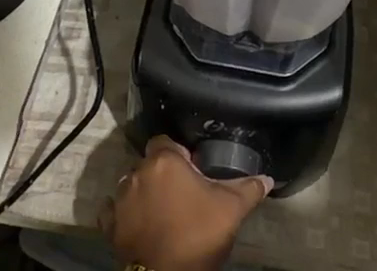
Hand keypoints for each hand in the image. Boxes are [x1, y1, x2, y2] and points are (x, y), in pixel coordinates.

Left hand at [101, 136, 270, 270]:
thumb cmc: (198, 235)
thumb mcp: (231, 210)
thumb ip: (248, 188)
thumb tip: (267, 178)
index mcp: (164, 162)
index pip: (165, 142)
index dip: (179, 153)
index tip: (193, 169)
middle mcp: (136, 174)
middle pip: (149, 163)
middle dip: (163, 172)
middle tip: (182, 192)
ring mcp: (120, 201)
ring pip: (131, 185)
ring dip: (144, 191)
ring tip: (163, 209)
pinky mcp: (110, 226)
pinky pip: (113, 210)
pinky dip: (123, 212)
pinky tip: (137, 220)